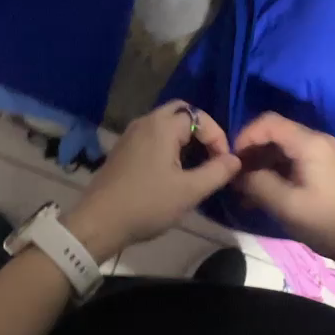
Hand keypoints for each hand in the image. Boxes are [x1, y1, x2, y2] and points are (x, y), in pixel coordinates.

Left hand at [66, 100, 241, 257]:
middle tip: (212, 154)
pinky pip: (152, 135)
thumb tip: (235, 159)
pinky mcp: (123, 149)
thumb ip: (216, 172)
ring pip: (165, 123)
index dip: (217, 136)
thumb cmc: (147, 205)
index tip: (224, 162)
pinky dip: (168, 144)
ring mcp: (130, 134)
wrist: (99, 222)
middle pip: (181, 112)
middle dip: (201, 130)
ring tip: (197, 164)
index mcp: (162, 126)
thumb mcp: (189, 192)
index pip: (199, 116)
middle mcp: (145, 122)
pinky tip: (173, 170)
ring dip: (184, 138)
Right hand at [232, 113, 334, 262]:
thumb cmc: (324, 221)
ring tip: (243, 190)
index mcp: (310, 143)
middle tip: (234, 177)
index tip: (231, 160)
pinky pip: (292, 160)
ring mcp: (321, 154)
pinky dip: (274, 172)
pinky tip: (260, 195)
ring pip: (281, 148)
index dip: (245, 136)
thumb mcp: (284, 204)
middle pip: (275, 133)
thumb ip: (257, 183)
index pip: (269, 122)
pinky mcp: (322, 168)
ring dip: (261, 165)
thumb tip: (237, 174)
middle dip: (251, 152)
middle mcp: (317, 140)